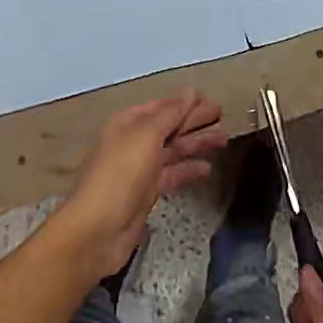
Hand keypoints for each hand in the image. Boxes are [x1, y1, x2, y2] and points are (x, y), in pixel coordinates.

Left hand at [51, 90, 226, 278]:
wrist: (98, 230)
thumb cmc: (121, 174)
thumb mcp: (146, 135)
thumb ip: (170, 114)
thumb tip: (189, 92)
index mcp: (128, 123)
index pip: (162, 107)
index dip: (185, 102)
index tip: (211, 100)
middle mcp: (134, 142)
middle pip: (169, 126)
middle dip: (194, 120)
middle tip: (222, 115)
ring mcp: (141, 169)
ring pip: (173, 150)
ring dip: (196, 143)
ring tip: (223, 139)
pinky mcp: (147, 193)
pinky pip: (172, 175)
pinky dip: (189, 170)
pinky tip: (207, 168)